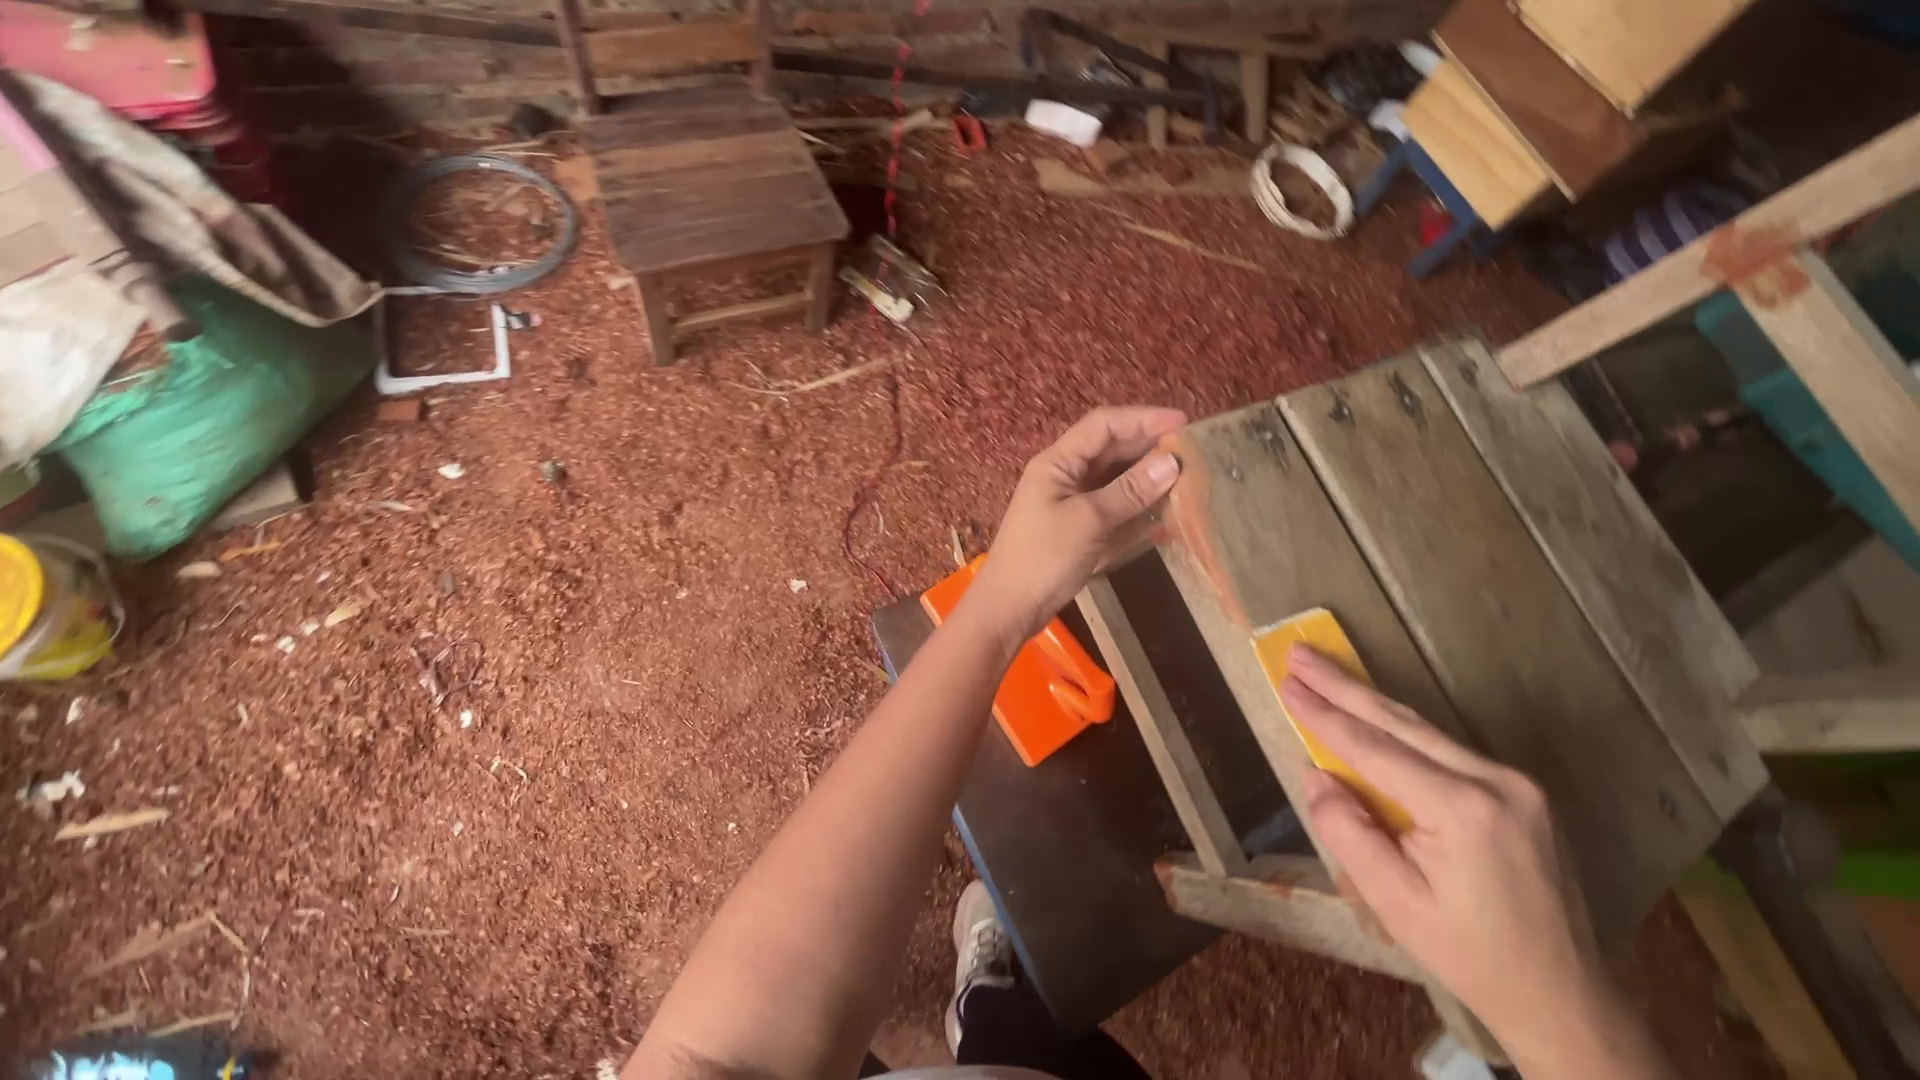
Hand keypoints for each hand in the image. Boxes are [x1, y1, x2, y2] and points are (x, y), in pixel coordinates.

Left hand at [964, 407, 1185, 649]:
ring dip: (1146, 474)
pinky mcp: (1077, 527)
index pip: (1103, 425)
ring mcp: (1070, 502)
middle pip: (1110, 448)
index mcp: (1057, 463)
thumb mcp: (1090, 521)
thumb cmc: (1043, 558)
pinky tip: (1163, 506)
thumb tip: (1172, 462)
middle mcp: (1064, 475)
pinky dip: (1137, 502)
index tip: (1183, 422)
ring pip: (1114, 477)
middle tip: (1191, 450)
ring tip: (1185, 474)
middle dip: (1148, 445)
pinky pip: (1113, 504)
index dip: (1143, 418)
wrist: (1009, 607)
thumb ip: (1130, 491)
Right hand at [1281, 646, 1637, 1066]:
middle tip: (1299, 652)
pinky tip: (1371, 715)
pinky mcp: (1520, 791)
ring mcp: (1514, 782)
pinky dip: (1400, 730)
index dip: (1325, 715)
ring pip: (1425, 730)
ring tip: (1324, 673)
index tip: (1287, 683)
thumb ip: (1349, 833)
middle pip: (1402, 722)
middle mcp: (1496, 781)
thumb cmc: (1469, 953)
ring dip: (1369, 702)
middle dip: (1344, 686)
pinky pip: (1445, 749)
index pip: (1375, 748)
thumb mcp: (1395, 902)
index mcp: (1464, 809)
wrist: (1562, 994)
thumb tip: (1316, 776)